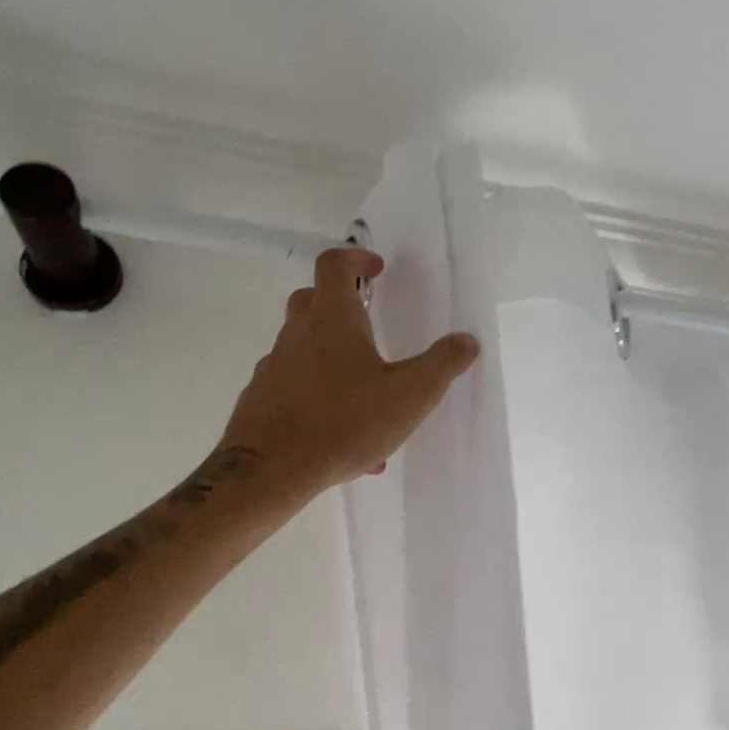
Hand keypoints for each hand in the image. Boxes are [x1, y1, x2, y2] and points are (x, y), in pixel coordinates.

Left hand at [214, 246, 477, 504]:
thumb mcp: (411, 395)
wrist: (270, 471)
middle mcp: (298, 334)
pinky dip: (322, 398)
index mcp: (333, 319)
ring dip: (334, 357)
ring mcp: (274, 367)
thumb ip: (442, 364)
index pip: (335, 264)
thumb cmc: (345, 422)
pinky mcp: (262, 401)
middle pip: (313, 300)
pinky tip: (348, 440)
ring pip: (304, 347)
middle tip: (370, 320)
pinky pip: (298, 389)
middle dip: (341, 302)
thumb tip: (466, 341)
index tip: (377, 269)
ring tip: (370, 398)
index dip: (356, 258)